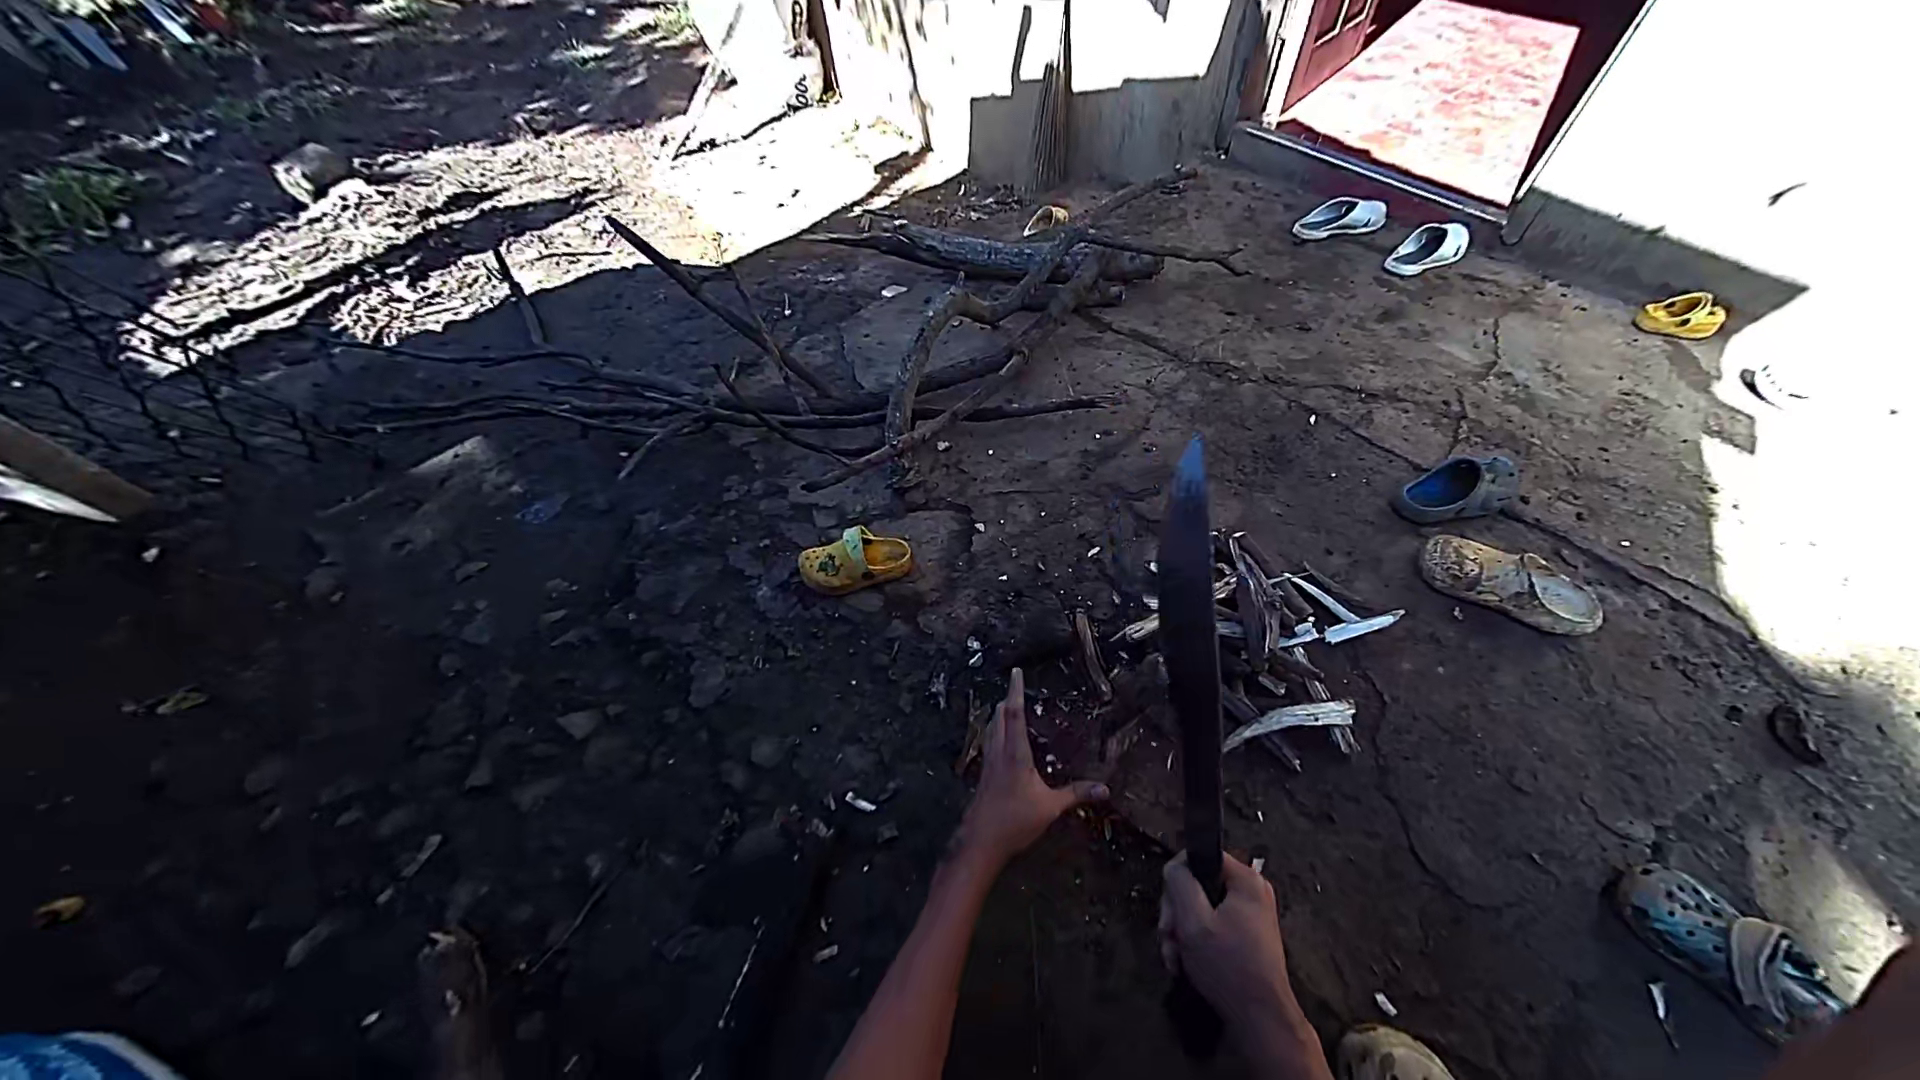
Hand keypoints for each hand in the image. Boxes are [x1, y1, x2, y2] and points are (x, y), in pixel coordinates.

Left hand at [951, 668, 1107, 870]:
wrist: (980, 841)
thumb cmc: (1014, 821)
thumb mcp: (1050, 807)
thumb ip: (1076, 795)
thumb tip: (1105, 789)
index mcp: (1015, 754)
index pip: (1014, 714)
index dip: (1015, 691)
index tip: (1016, 672)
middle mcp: (999, 752)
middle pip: (1000, 716)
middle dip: (1008, 698)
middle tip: (1016, 686)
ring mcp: (989, 762)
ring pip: (992, 727)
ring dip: (999, 713)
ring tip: (1007, 705)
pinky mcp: (985, 773)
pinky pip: (989, 741)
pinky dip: (995, 729)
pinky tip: (999, 737)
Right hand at [1160, 852, 1308, 1053]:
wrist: (1260, 1021)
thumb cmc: (1228, 966)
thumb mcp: (1193, 919)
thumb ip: (1179, 882)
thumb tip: (1174, 867)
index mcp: (1245, 879)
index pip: (1199, 855)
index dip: (1177, 877)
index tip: (1169, 908)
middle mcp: (1251, 891)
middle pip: (1196, 884)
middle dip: (1176, 912)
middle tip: (1168, 935)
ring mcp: (1249, 914)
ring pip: (1199, 907)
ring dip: (1180, 930)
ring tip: (1173, 955)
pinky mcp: (1245, 935)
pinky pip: (1211, 925)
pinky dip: (1194, 941)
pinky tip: (1182, 962)